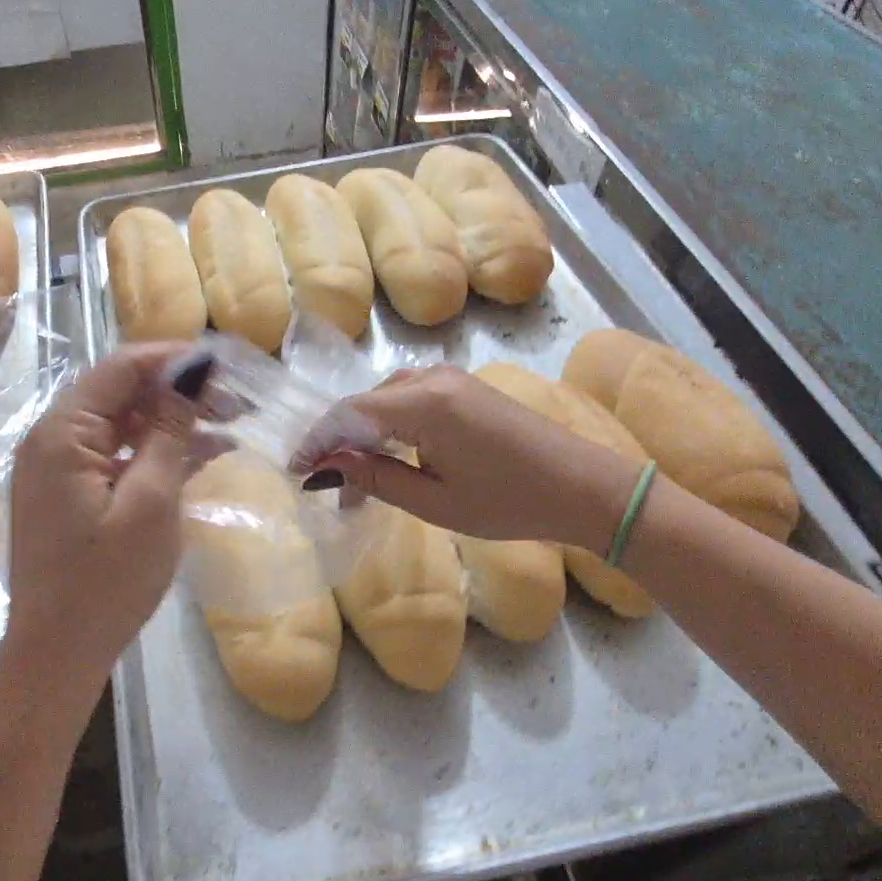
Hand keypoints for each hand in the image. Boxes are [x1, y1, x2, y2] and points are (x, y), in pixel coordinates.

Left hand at [6, 345, 200, 694]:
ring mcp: (56, 469)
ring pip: (120, 425)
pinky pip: (114, 457)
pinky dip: (153, 454)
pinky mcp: (68, 495)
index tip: (227, 365)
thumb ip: (168, 431)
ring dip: (171, 424)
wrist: (57, 655)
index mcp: (61, 432)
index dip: (174, 359)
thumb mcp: (150, 502)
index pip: (120, 367)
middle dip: (177, 392)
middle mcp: (51, 440)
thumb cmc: (106, 581)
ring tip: (231, 428)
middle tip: (237, 402)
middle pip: (120, 393)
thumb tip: (192, 372)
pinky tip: (200, 459)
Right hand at [300, 366, 640, 552]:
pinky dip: (390, 427)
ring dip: (364, 435)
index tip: (296, 471)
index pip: (348, 413)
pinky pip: (411, 400)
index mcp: (423, 403)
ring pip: (386, 400)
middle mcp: (433, 378)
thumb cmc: (510, 502)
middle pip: (364, 403)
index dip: (317, 441)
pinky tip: (390, 459)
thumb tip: (327, 466)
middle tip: (327, 487)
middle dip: (340, 442)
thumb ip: (375, 478)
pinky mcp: (467, 388)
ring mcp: (452, 379)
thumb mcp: (434, 501)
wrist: (585, 487)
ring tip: (356, 481)